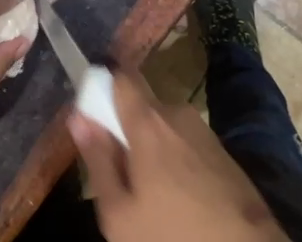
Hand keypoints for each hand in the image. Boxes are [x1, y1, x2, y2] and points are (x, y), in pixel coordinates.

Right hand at [69, 69, 287, 241]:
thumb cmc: (173, 235)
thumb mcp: (120, 212)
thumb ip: (98, 160)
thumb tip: (79, 118)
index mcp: (148, 121)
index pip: (120, 76)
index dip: (101, 85)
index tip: (91, 112)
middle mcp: (177, 114)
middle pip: (140, 105)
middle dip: (126, 129)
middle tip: (119, 172)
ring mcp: (203, 131)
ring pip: (163, 128)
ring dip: (151, 149)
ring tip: (148, 193)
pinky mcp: (222, 151)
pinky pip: (184, 143)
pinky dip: (174, 161)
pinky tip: (176, 197)